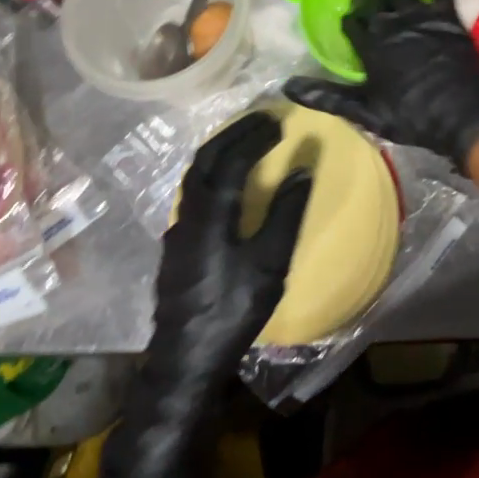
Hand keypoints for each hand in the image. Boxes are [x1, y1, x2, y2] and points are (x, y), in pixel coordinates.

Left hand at [103, 113, 310, 477]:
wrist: (185, 356)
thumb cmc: (233, 309)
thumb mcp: (269, 264)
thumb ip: (285, 214)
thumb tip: (302, 171)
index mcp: (211, 213)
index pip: (232, 160)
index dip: (256, 137)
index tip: (279, 123)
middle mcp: (188, 213)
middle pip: (206, 159)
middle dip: (234, 134)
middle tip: (262, 121)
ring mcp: (177, 229)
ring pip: (195, 175)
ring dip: (220, 151)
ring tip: (246, 142)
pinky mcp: (176, 245)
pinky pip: (193, 192)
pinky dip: (213, 172)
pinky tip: (229, 184)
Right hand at [286, 0, 478, 171]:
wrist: (461, 114)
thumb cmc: (412, 117)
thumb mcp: (367, 112)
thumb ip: (328, 96)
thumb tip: (287, 87)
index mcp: (371, 47)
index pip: (352, 25)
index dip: (351, 24)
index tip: (351, 24)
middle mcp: (391, 24)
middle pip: (373, 6)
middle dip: (366, 5)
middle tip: (366, 5)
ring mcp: (420, 15)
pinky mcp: (445, 14)